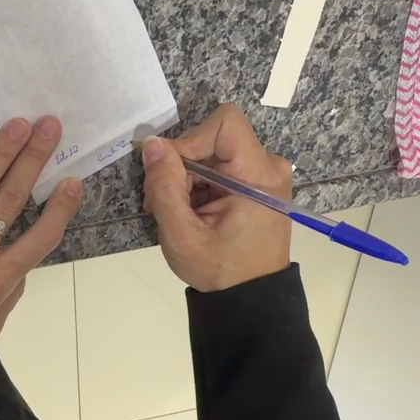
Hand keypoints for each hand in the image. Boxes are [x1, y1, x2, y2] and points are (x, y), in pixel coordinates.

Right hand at [142, 103, 292, 293]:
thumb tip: (151, 143)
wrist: (249, 296)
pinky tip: (190, 210)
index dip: (190, 140)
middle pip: (214, 138)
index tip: (171, 173)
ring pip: (211, 151)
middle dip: (182, 165)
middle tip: (166, 202)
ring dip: (186, 177)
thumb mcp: (181, 235)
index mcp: (258, 176)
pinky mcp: (255, 181)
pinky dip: (197, 184)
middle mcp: (268, 165)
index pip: (225, 123)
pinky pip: (218, 165)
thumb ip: (164, 187)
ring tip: (177, 212)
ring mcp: (263, 173)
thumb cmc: (218, 270)